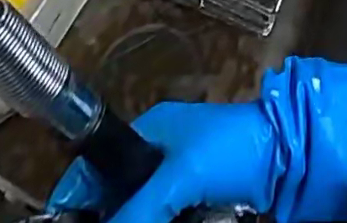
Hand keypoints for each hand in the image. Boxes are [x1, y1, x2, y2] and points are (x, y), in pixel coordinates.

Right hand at [48, 58, 346, 222]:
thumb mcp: (182, 174)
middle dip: (107, 213)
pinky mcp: (199, 203)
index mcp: (149, 132)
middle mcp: (159, 155)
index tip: (58, 219)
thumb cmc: (231, 147)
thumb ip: (143, 205)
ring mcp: (180, 182)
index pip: (99, 163)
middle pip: (118, 194)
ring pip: (143, 209)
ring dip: (134, 218)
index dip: (78, 193)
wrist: (288, 155)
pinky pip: (168, 219)